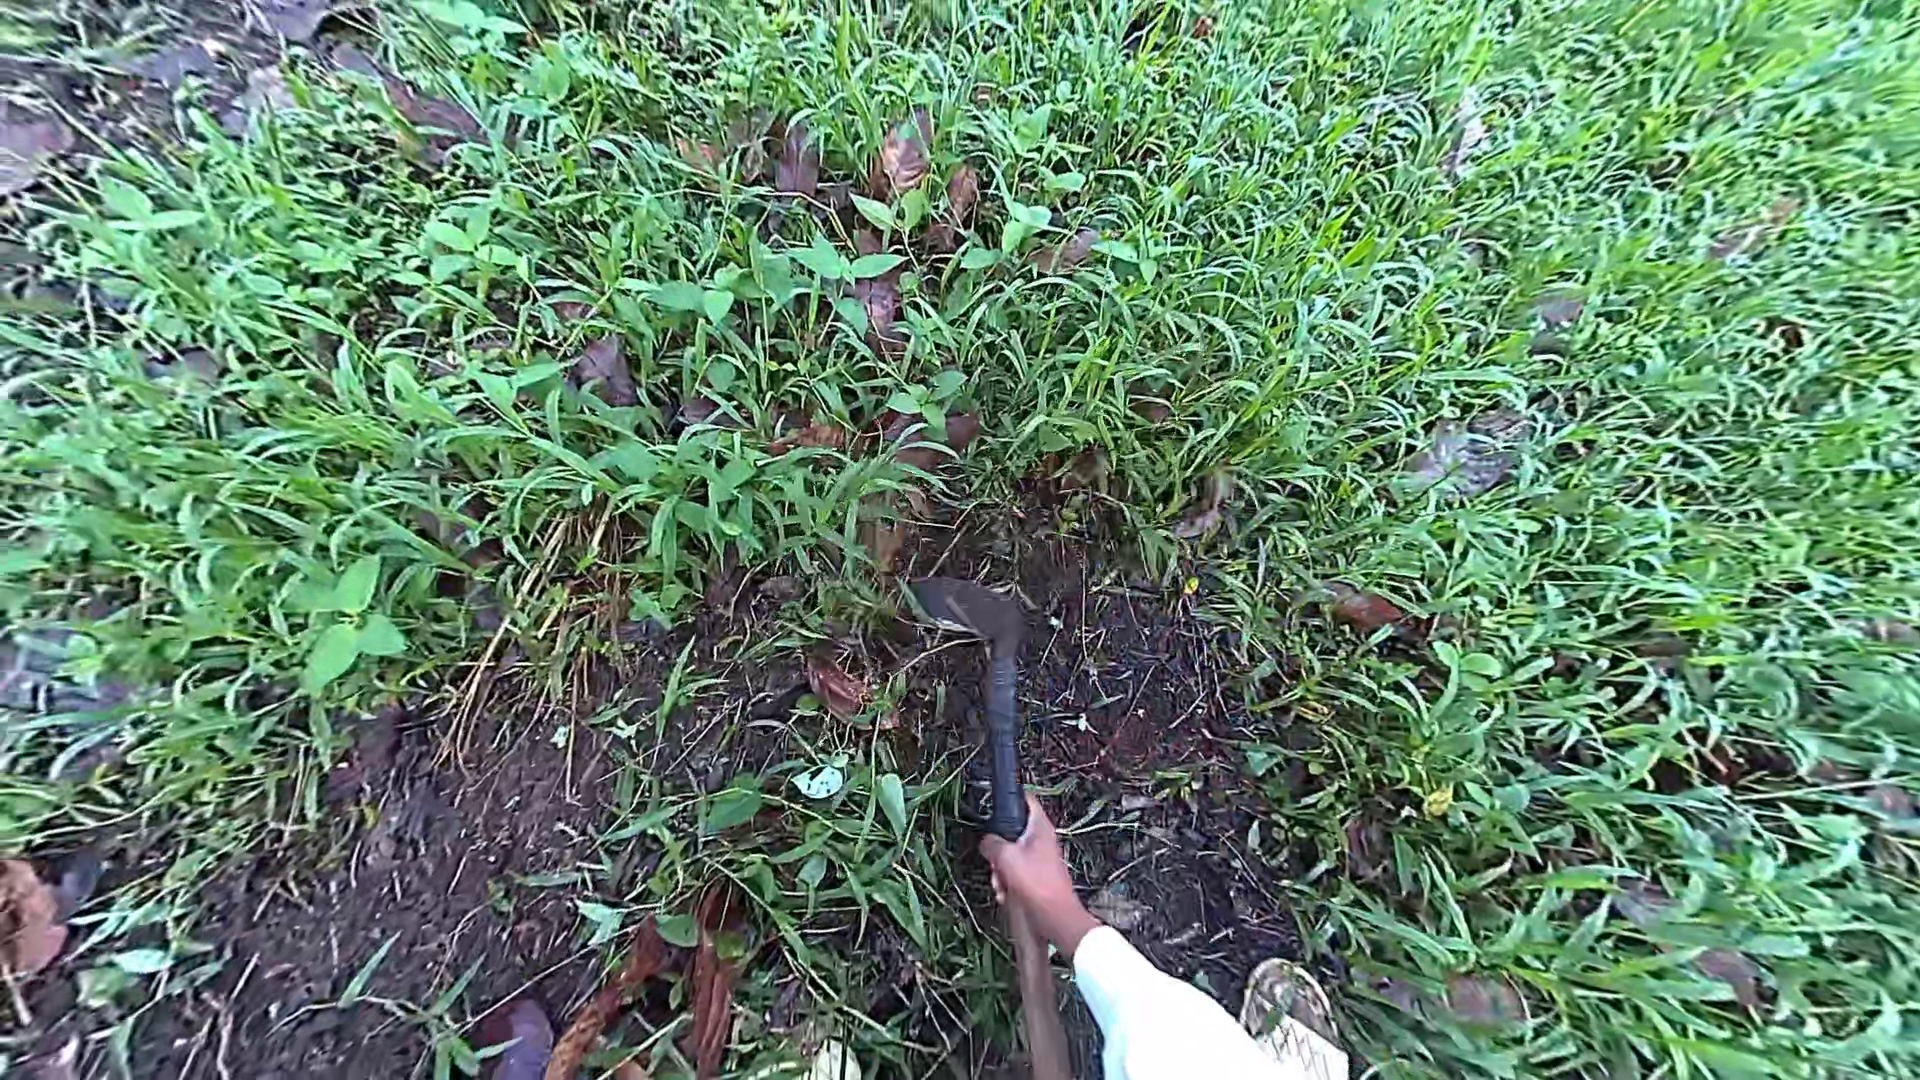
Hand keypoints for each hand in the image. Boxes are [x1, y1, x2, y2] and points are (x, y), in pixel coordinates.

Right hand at [979, 794, 1101, 955]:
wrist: (1057, 920)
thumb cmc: (1036, 884)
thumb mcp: (1006, 857)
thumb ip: (991, 843)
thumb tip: (986, 842)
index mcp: (1039, 826)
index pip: (1025, 799)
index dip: (1010, 797)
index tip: (994, 804)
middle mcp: (1042, 839)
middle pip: (1013, 831)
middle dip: (999, 847)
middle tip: (995, 859)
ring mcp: (1042, 858)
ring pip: (1012, 854)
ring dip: (1001, 868)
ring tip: (1001, 883)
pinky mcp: (1039, 877)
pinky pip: (1017, 872)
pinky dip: (1009, 881)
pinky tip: (1006, 894)